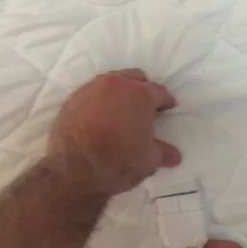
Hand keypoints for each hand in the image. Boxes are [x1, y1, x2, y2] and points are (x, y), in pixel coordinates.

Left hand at [44, 69, 180, 195]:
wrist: (73, 169)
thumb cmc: (118, 162)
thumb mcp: (148, 160)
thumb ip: (162, 152)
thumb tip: (174, 155)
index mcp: (140, 94)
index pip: (159, 92)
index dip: (165, 101)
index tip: (167, 108)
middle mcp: (116, 84)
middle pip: (135, 78)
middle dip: (142, 89)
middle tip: (144, 107)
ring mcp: (91, 88)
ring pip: (111, 81)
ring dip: (119, 92)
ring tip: (120, 110)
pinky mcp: (73, 98)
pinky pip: (91, 93)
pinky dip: (98, 100)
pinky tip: (99, 116)